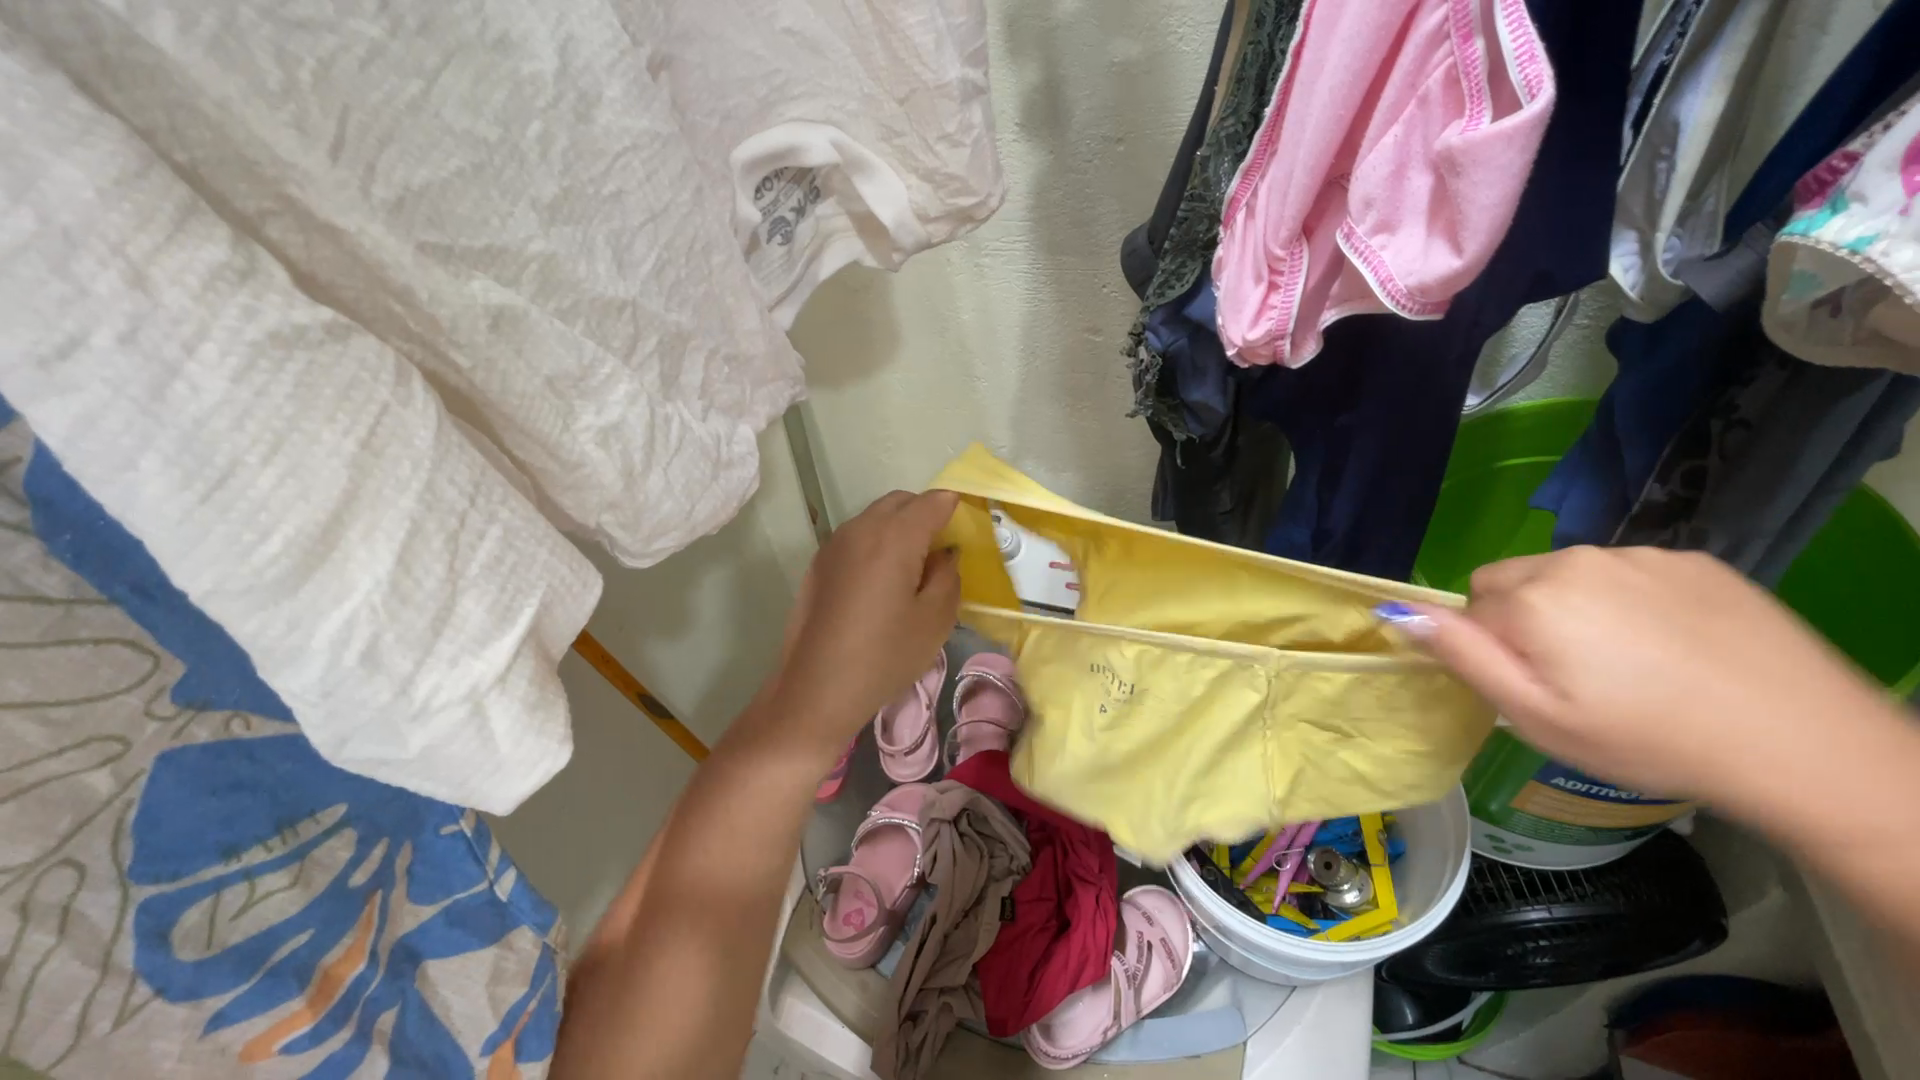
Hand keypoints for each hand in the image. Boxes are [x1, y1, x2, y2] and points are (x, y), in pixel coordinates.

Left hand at [758, 490, 960, 763]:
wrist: (816, 690)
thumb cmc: (884, 657)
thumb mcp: (935, 620)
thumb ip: (948, 575)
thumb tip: (944, 554)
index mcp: (894, 536)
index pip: (933, 501)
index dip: (955, 510)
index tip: (965, 534)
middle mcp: (861, 528)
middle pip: (900, 502)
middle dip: (925, 514)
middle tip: (941, 552)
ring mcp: (834, 544)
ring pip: (875, 517)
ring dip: (898, 528)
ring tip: (910, 570)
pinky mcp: (818, 564)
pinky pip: (856, 537)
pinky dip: (875, 544)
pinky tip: (880, 584)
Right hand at [1385, 546, 1895, 807]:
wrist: (1800, 743)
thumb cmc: (1644, 739)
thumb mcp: (1534, 714)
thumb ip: (1461, 654)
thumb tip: (1397, 609)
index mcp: (1532, 596)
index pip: (1470, 607)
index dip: (1492, 650)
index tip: (1535, 688)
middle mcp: (1577, 559)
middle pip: (1514, 581)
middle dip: (1524, 620)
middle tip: (1575, 679)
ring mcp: (1642, 555)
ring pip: (1570, 576)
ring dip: (1577, 609)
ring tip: (1628, 666)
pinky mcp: (1695, 560)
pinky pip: (1628, 572)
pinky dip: (1630, 601)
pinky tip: (1670, 646)